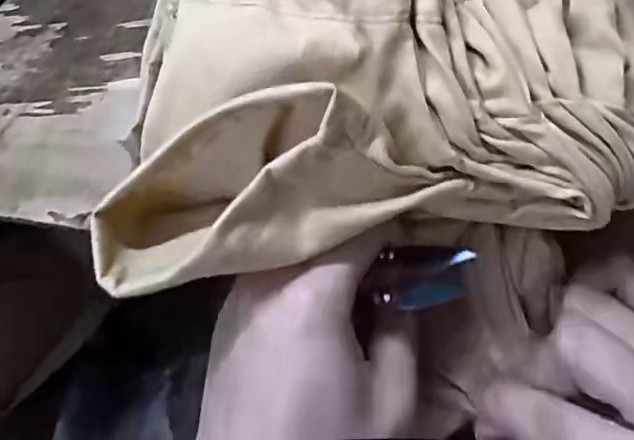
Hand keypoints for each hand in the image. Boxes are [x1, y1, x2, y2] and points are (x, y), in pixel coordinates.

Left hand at [197, 235, 417, 439]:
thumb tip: (404, 284)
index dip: (389, 228)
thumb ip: (404, 330)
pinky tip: (310, 301)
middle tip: (384, 257)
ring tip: (350, 277)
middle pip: (317, 233)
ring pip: (288, 248)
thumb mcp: (389, 404)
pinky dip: (293, 272)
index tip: (411, 236)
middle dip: (353, 237)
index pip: (356, 232)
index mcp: (310, 294)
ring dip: (321, 252)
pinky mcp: (223, 317)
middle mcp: (266, 281)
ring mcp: (237, 295)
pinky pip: (266, 272)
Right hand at [478, 256, 633, 439]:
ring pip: (593, 300)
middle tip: (529, 382)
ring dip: (566, 324)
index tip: (481, 404)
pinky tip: (589, 308)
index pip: (561, 421)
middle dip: (541, 361)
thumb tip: (490, 422)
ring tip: (560, 352)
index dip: (510, 409)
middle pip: (574, 339)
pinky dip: (603, 284)